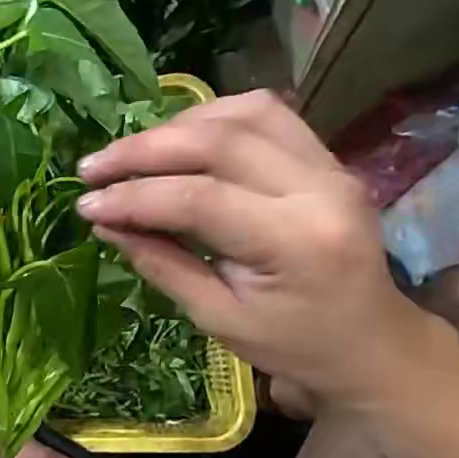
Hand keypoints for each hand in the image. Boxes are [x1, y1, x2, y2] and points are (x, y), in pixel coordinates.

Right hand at [75, 90, 441, 409]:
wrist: (372, 342)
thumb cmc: (294, 344)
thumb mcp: (217, 318)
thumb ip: (161, 263)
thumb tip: (105, 222)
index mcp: (296, 242)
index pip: (199, 198)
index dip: (134, 197)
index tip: (86, 205)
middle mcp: (320, 188)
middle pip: (218, 141)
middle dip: (142, 150)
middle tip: (92, 167)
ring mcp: (330, 164)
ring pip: (241, 113)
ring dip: (175, 126)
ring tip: (131, 153)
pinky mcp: (325, 156)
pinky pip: (263, 114)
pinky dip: (211, 118)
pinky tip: (178, 140)